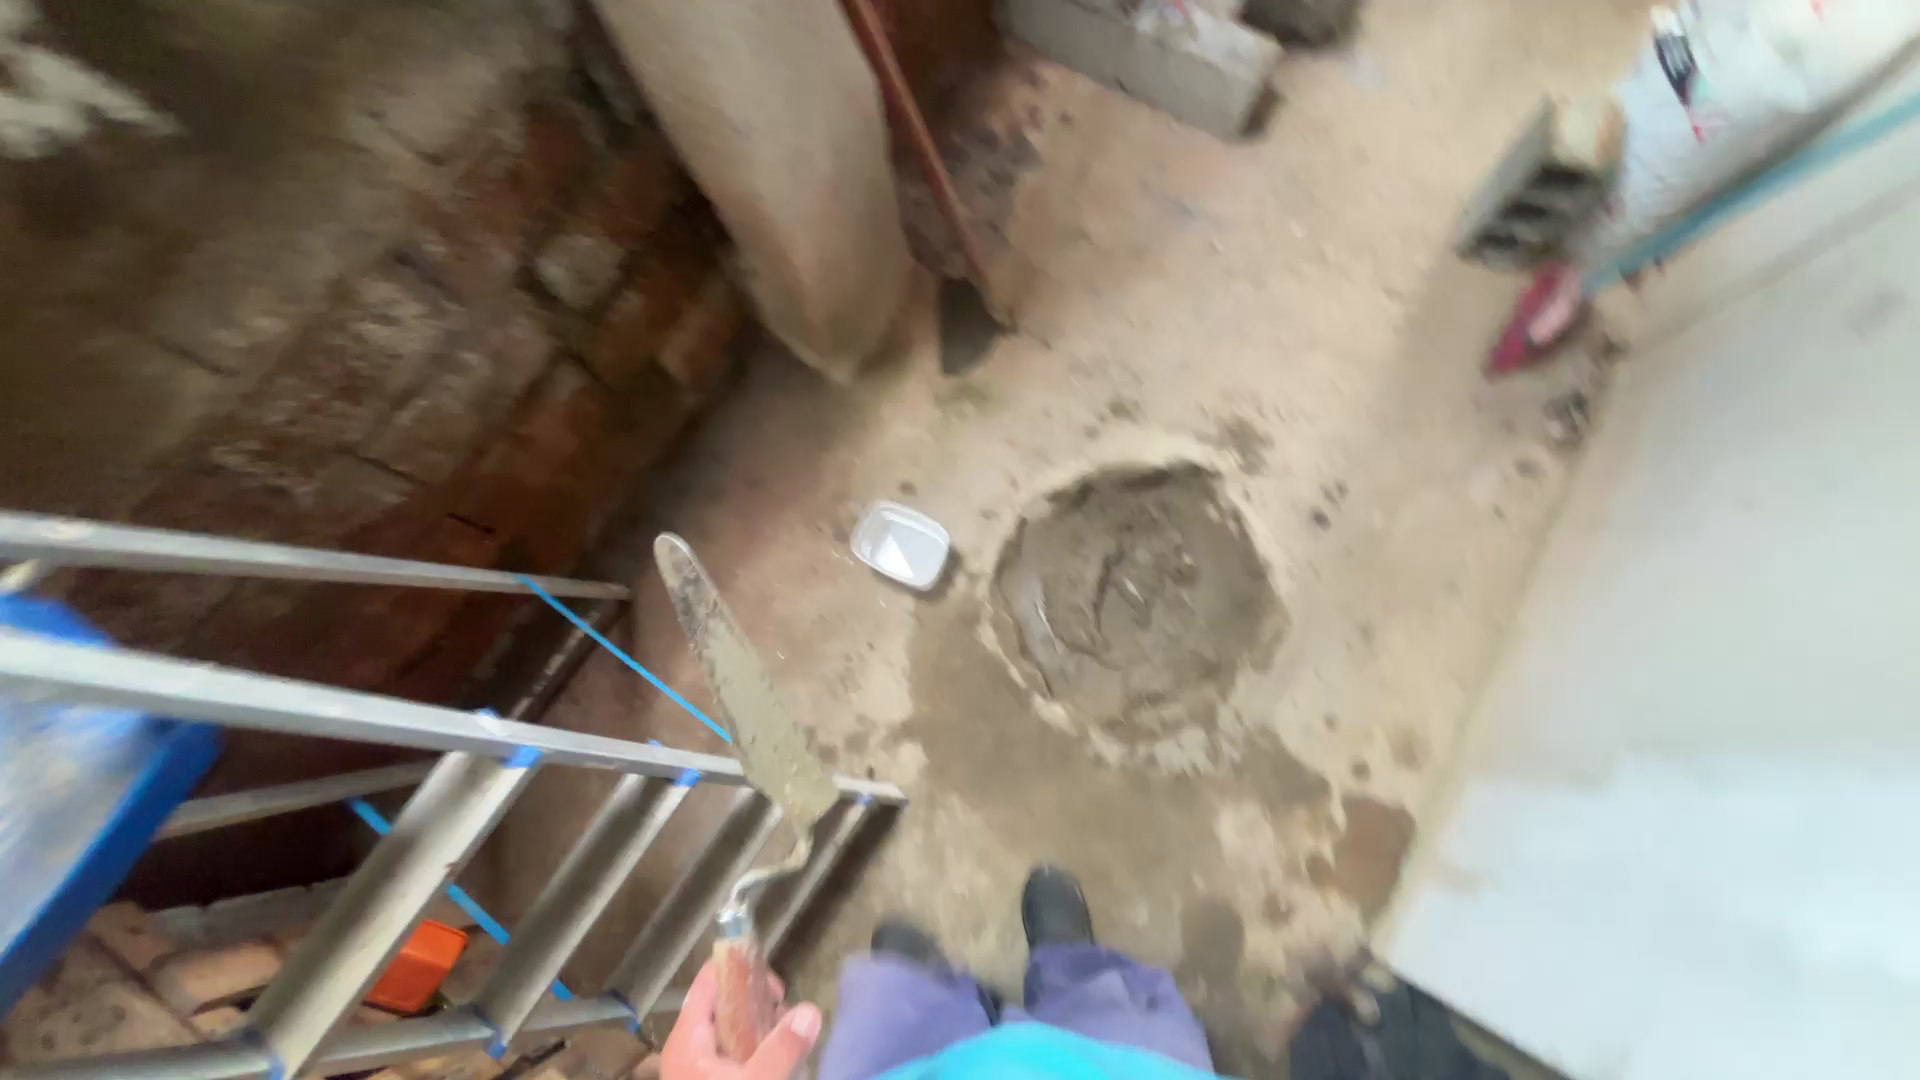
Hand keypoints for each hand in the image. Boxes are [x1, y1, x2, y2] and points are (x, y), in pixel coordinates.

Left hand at [660, 961, 822, 1079]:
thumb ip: (782, 1050)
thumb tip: (811, 1010)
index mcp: (689, 1037)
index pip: (710, 978)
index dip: (743, 970)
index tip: (775, 989)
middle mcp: (689, 1045)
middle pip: (725, 999)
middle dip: (760, 1004)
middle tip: (785, 1020)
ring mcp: (697, 1066)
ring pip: (733, 1026)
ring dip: (762, 1028)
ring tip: (784, 1047)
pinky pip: (735, 1051)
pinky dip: (756, 1050)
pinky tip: (775, 1066)